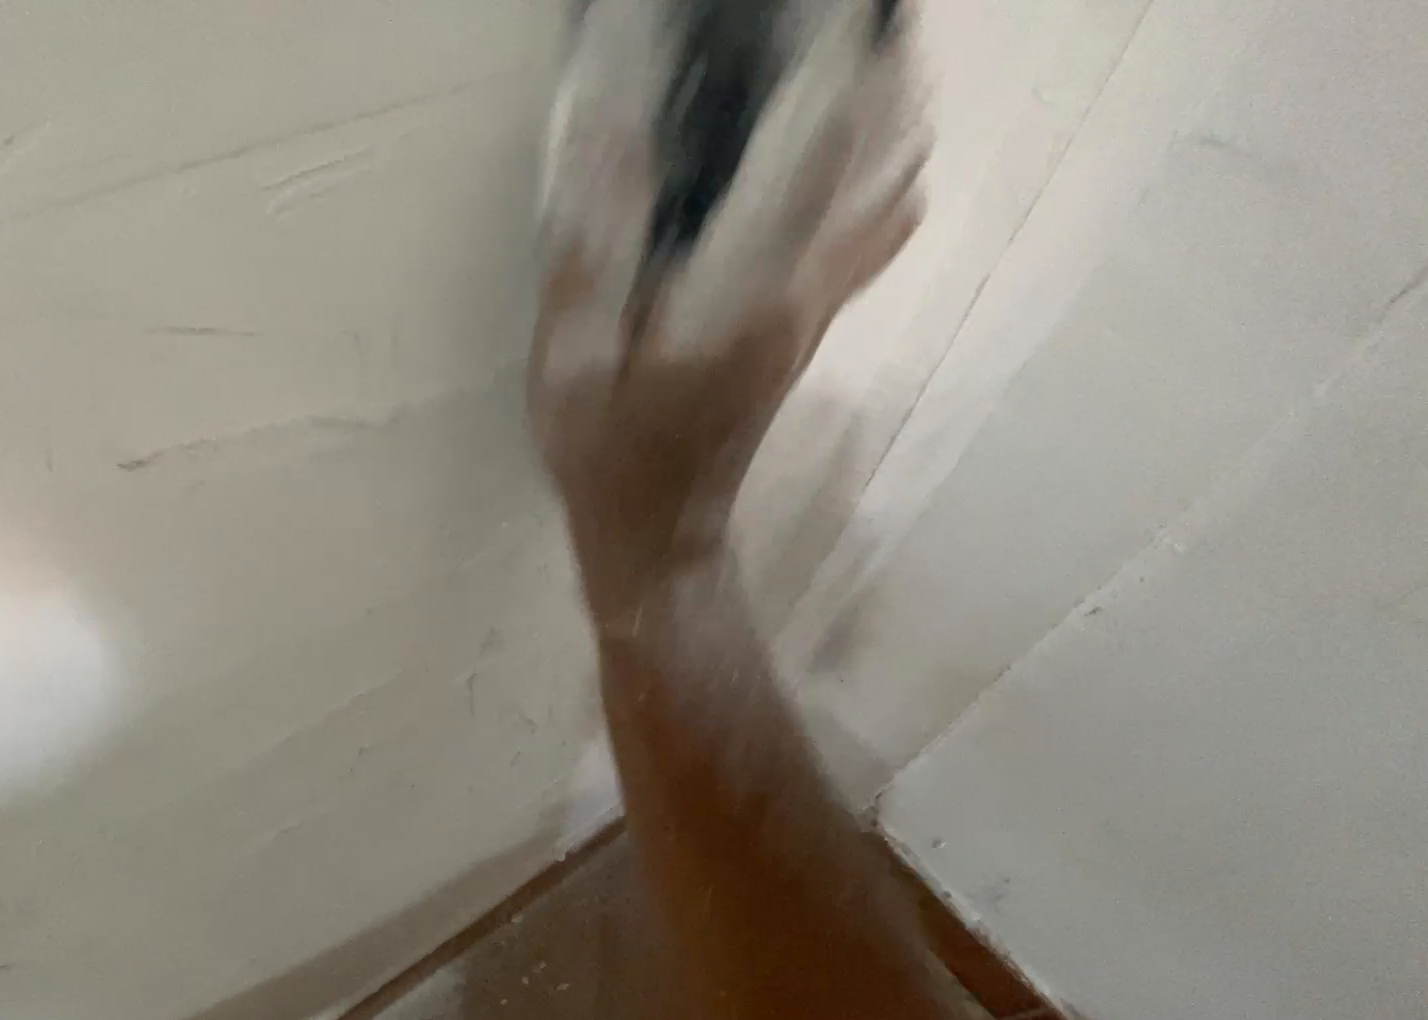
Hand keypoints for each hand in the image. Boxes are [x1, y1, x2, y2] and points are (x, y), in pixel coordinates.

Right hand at [528, 40, 925, 626]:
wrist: (656, 534)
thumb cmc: (606, 457)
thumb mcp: (569, 363)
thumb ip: (590, 251)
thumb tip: (609, 133)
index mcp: (746, 294)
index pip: (816, 152)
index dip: (830, 69)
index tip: (823, 17)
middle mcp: (804, 293)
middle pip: (880, 162)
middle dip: (875, 79)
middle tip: (839, 28)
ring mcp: (814, 312)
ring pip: (884, 197)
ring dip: (877, 121)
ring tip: (843, 64)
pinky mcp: (806, 328)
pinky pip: (864, 236)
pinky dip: (865, 176)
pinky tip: (833, 149)